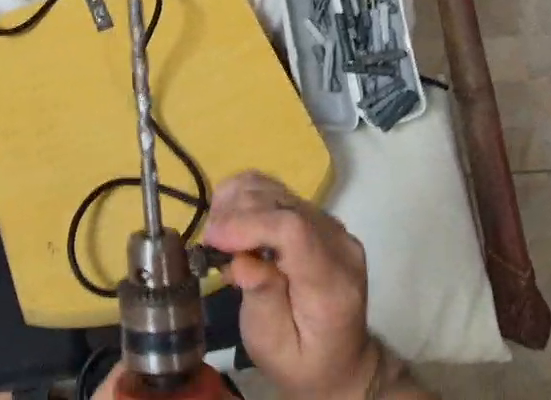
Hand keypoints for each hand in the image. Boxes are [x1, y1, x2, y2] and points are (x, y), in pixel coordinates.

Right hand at [201, 171, 379, 399]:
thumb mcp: (275, 348)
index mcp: (332, 283)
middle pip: (280, 203)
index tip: (212, 239)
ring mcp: (330, 225)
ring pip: (275, 188)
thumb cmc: (303, 362)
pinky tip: (233, 222)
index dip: (247, 224)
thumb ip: (262, 301)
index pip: (293, 230)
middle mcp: (337, 244)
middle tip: (210, 244)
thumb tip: (240, 260)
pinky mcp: (318, 217)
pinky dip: (246, 196)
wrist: (340, 361)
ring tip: (220, 234)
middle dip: (235, 214)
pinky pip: (276, 189)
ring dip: (237, 203)